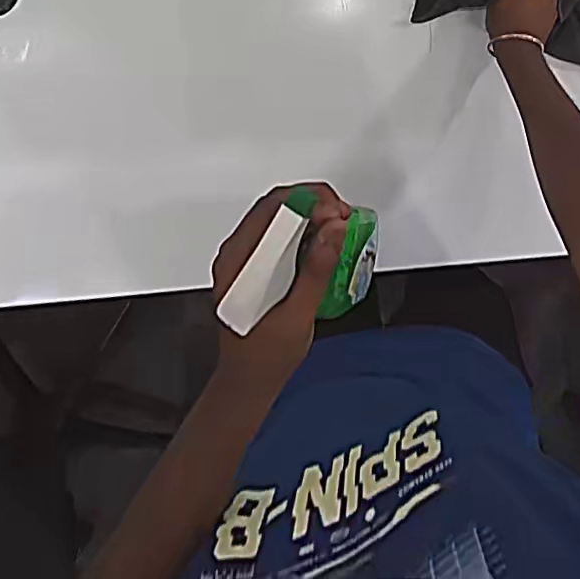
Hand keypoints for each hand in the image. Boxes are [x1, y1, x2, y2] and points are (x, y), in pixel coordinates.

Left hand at [211, 183, 349, 384]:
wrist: (248, 380)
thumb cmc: (267, 355)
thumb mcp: (298, 314)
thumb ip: (316, 270)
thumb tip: (335, 227)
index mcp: (238, 262)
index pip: (273, 207)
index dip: (310, 200)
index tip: (338, 213)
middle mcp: (235, 253)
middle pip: (276, 204)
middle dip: (315, 202)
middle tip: (344, 217)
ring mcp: (243, 256)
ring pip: (279, 214)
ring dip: (312, 212)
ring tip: (339, 226)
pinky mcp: (254, 262)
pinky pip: (279, 229)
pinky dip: (305, 226)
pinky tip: (324, 239)